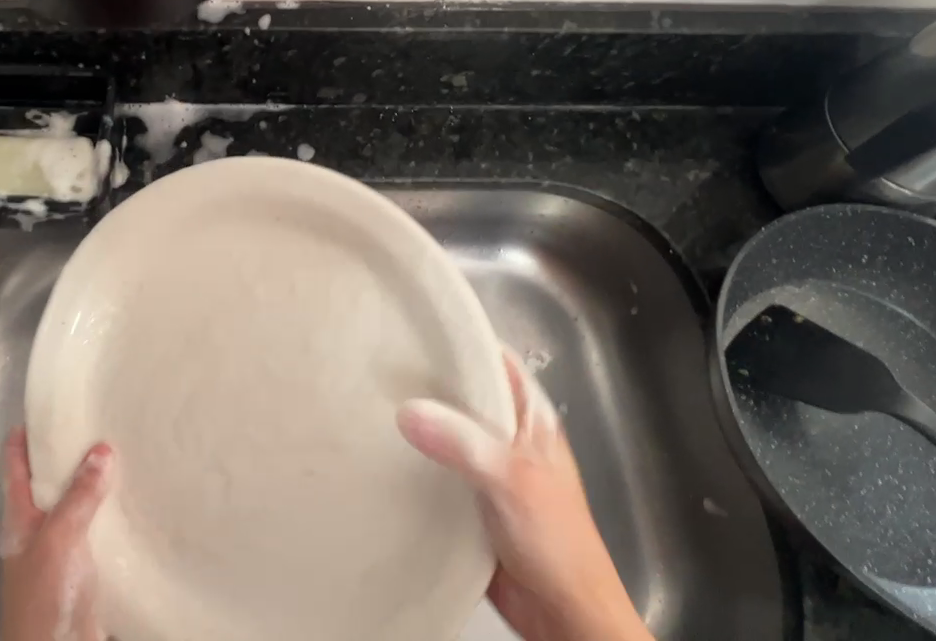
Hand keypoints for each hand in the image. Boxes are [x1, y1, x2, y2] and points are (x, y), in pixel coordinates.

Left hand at [0, 426, 115, 640]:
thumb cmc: (44, 597)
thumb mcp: (58, 538)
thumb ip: (78, 496)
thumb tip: (102, 449)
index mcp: (18, 519)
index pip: (15, 467)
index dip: (25, 436)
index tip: (45, 408)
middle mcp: (36, 531)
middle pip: (49, 484)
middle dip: (70, 455)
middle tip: (98, 423)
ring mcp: (60, 552)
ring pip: (76, 507)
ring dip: (95, 484)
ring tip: (123, 453)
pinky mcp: (85, 571)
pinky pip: (98, 532)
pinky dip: (113, 514)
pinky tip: (134, 502)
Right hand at [397, 351, 651, 640]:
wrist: (563, 614)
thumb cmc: (555, 540)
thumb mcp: (511, 480)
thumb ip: (462, 442)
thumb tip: (406, 410)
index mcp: (530, 418)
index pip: (497, 360)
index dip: (464, 338)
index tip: (419, 324)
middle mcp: (507, 436)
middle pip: (465, 394)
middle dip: (429, 379)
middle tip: (380, 361)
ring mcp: (488, 470)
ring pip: (447, 432)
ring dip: (418, 421)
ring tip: (372, 401)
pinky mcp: (469, 502)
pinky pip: (436, 471)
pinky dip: (413, 462)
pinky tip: (382, 454)